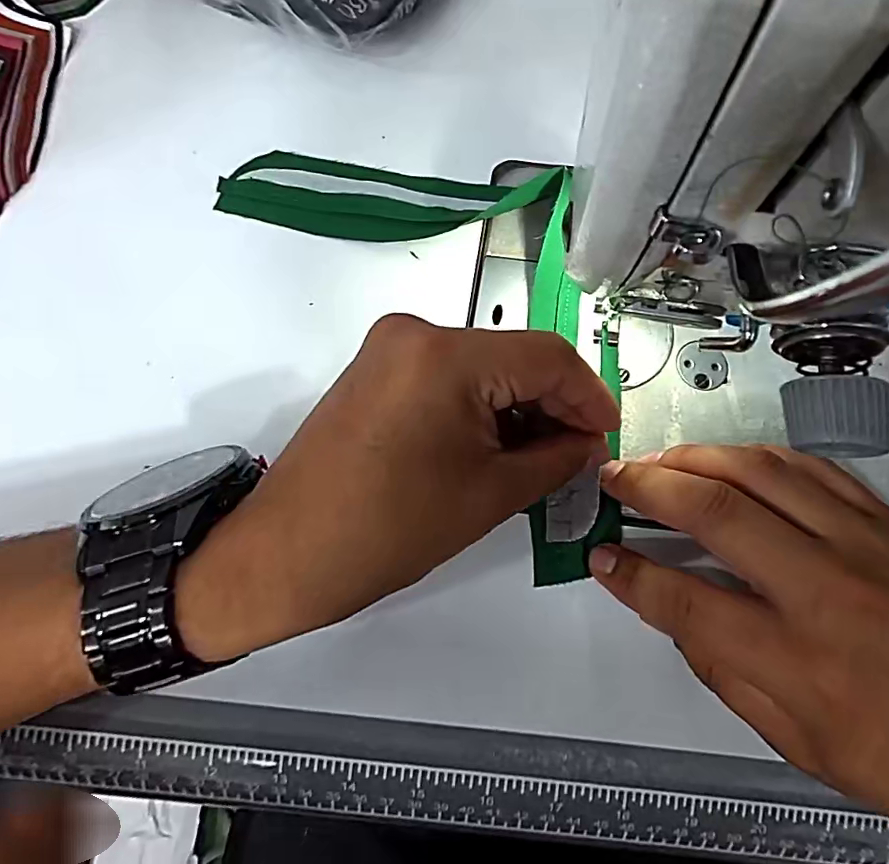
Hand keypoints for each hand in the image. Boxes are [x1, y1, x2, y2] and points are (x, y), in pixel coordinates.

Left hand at [177, 315, 616, 661]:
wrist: (281, 556)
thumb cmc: (386, 530)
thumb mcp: (490, 494)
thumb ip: (557, 458)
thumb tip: (588, 443)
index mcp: (445, 355)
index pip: (548, 357)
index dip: (589, 396)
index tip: (607, 434)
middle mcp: (417, 332)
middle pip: (515, 356)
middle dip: (555, 404)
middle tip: (579, 452)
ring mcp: (392, 346)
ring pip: (485, 365)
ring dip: (520, 405)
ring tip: (544, 455)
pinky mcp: (379, 367)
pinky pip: (451, 374)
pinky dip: (483, 404)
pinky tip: (501, 443)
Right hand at [591, 446, 888, 858]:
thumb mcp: (806, 747)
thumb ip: (729, 675)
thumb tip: (680, 617)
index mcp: (800, 660)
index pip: (687, 600)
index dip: (631, 576)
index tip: (602, 557)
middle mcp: (826, 588)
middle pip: (715, 511)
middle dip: (649, 486)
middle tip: (614, 478)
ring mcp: (860, 543)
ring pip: (758, 471)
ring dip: (697, 457)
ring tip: (661, 460)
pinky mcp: (886, 521)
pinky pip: (809, 467)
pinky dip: (759, 456)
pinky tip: (734, 460)